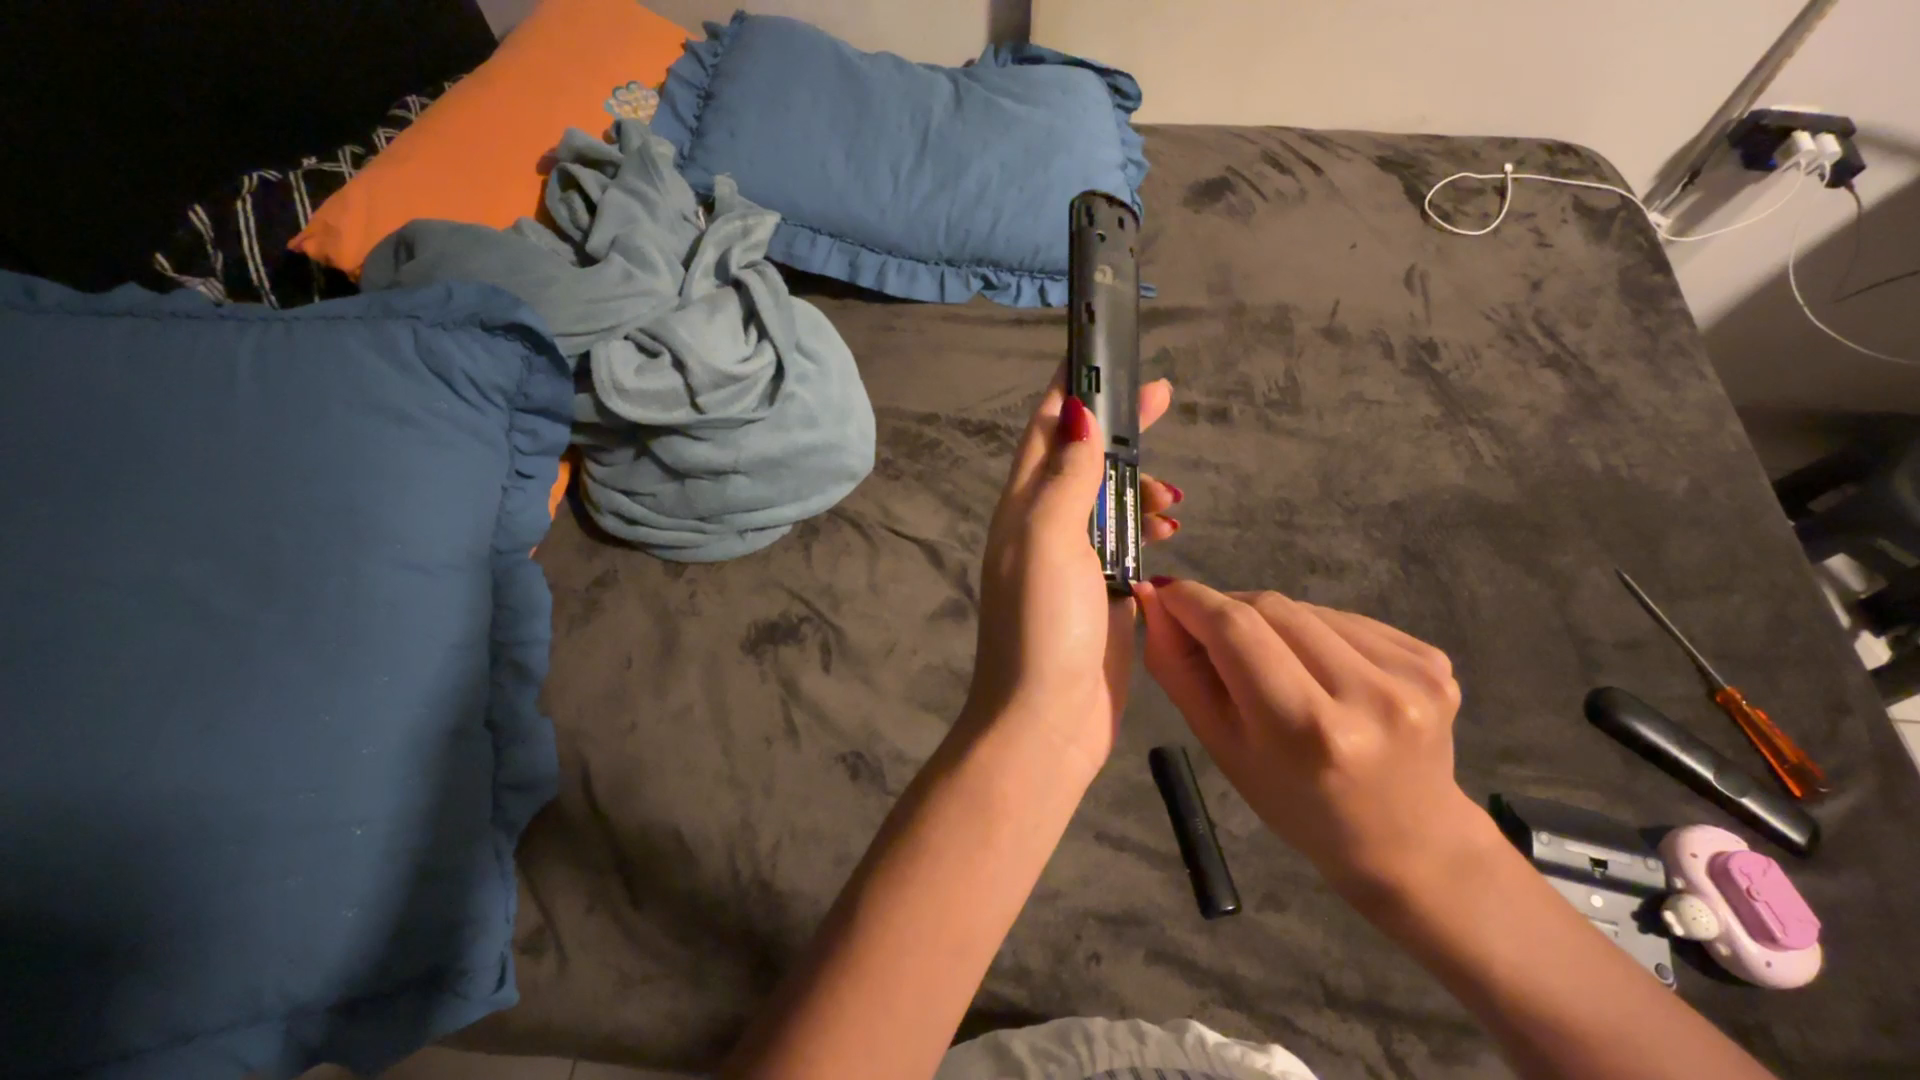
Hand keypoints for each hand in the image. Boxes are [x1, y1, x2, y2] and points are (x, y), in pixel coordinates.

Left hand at [963, 365, 1175, 766]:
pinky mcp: (1102, 593)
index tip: (1104, 355)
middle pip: (1082, 458)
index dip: (1072, 389)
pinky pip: (1127, 542)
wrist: (1048, 721)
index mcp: (1022, 508)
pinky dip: (1147, 527)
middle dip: (1118, 430)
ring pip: (1110, 500)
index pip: (1045, 430)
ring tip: (1169, 502)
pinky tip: (1169, 532)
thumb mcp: (1048, 539)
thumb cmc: (1044, 625)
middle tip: (1163, 398)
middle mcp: (1043, 527)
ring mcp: (1074, 562)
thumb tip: (1076, 414)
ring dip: (1139, 486)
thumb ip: (1066, 477)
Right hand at [1137, 580, 1480, 901]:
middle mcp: (1367, 695)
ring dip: (1275, 623)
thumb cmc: (1295, 804)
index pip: (1236, 630)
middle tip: (1210, 634)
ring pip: (1309, 609)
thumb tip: (1155, 598)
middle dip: (1228, 610)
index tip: (1165, 593)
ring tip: (1276, 667)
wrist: (1405, 840)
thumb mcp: (1222, 749)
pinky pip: (1348, 621)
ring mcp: (1410, 675)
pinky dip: (1318, 633)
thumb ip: (1179, 671)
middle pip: (1272, 608)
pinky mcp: (1433, 660)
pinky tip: (1321, 672)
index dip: (1192, 601)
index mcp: (1306, 730)